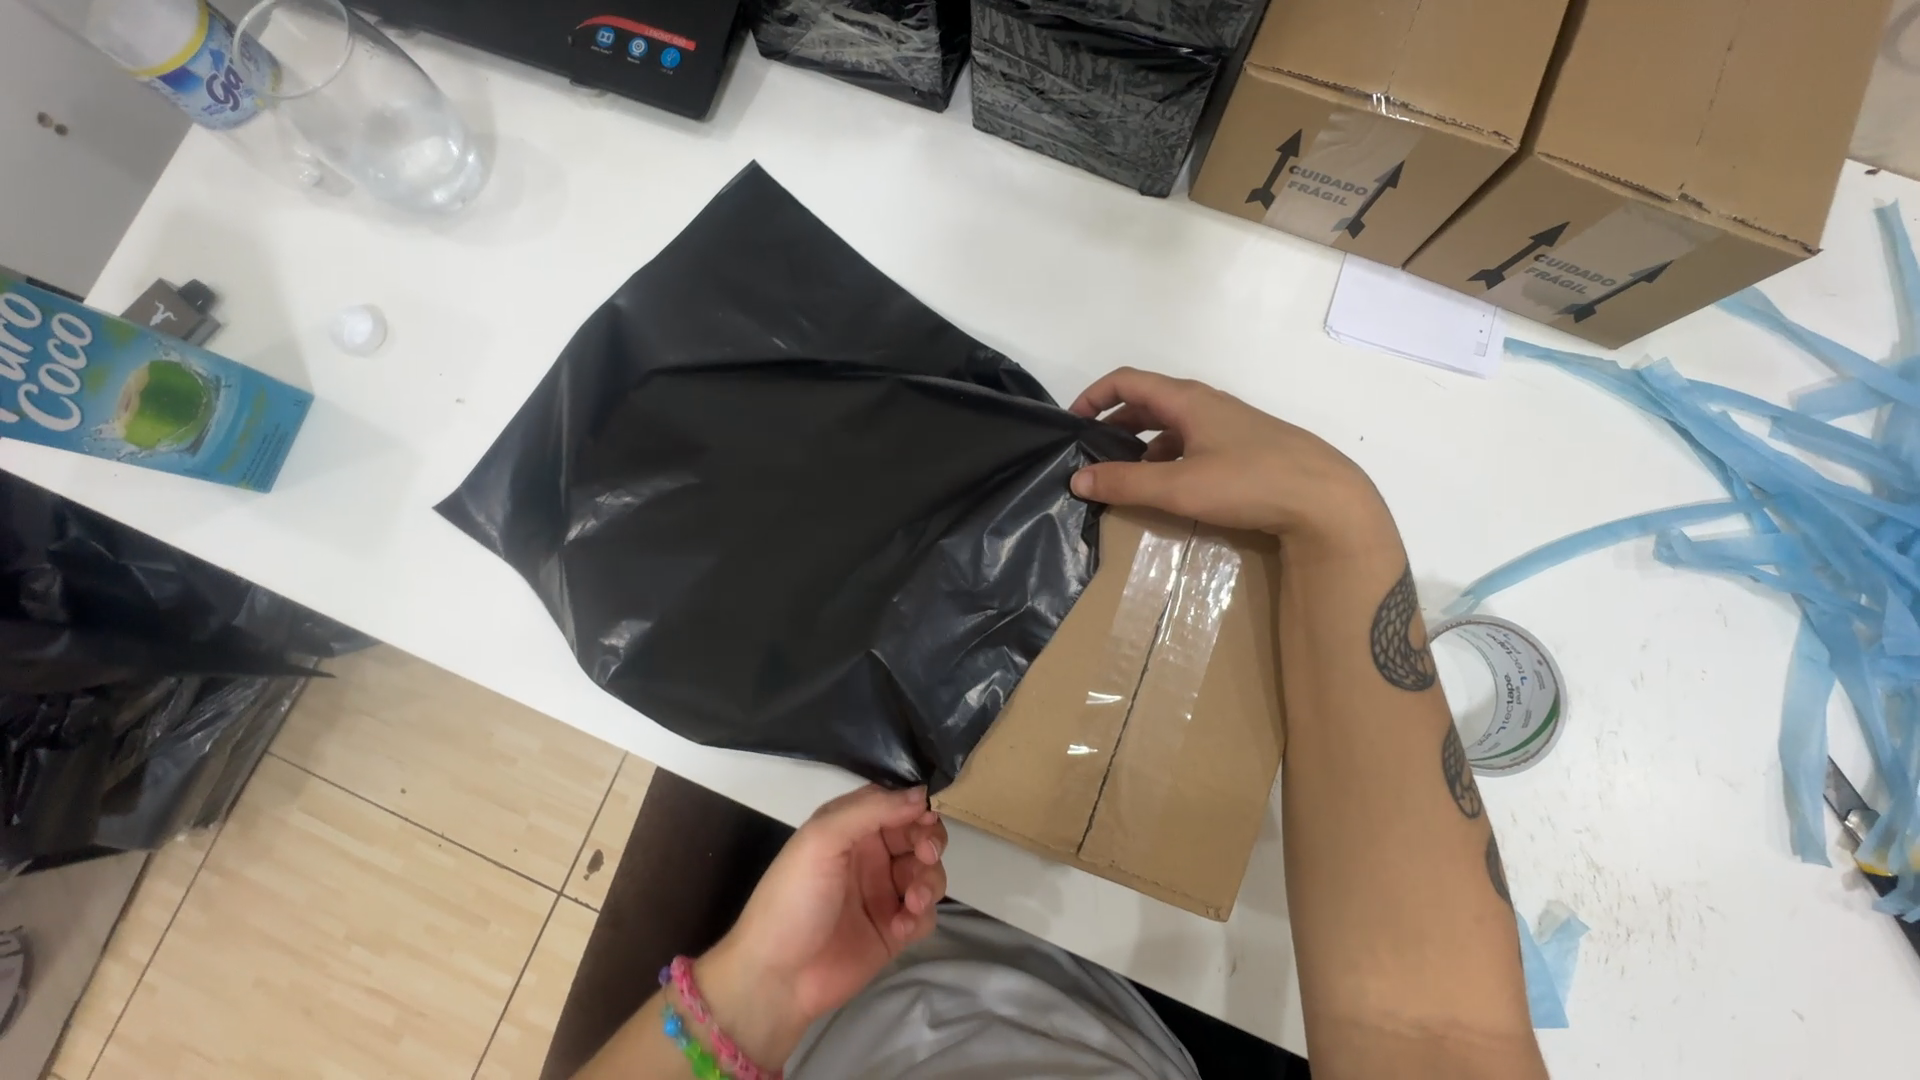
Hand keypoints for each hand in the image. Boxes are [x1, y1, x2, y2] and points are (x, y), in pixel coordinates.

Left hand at [696, 785, 947, 1065]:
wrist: (776, 979)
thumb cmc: (793, 899)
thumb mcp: (822, 840)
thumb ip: (872, 809)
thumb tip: (921, 793)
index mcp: (849, 827)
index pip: (894, 803)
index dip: (916, 806)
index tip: (930, 814)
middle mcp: (870, 855)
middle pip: (918, 835)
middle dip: (929, 841)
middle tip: (926, 855)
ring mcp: (883, 893)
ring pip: (928, 872)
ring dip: (929, 881)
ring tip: (913, 900)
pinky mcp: (893, 930)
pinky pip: (925, 914)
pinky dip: (920, 916)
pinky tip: (899, 928)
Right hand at [1068, 367, 1392, 547]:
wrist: (1326, 499)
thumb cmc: (1249, 482)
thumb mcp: (1179, 486)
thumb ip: (1125, 483)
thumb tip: (1077, 479)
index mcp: (1187, 399)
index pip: (1127, 382)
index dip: (1094, 396)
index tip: (1072, 422)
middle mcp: (1206, 403)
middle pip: (1148, 402)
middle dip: (1114, 423)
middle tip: (1091, 452)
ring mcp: (1229, 425)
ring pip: (1171, 424)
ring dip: (1141, 442)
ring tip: (1124, 474)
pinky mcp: (1245, 448)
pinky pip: (1193, 442)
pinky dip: (1168, 457)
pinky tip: (1169, 485)